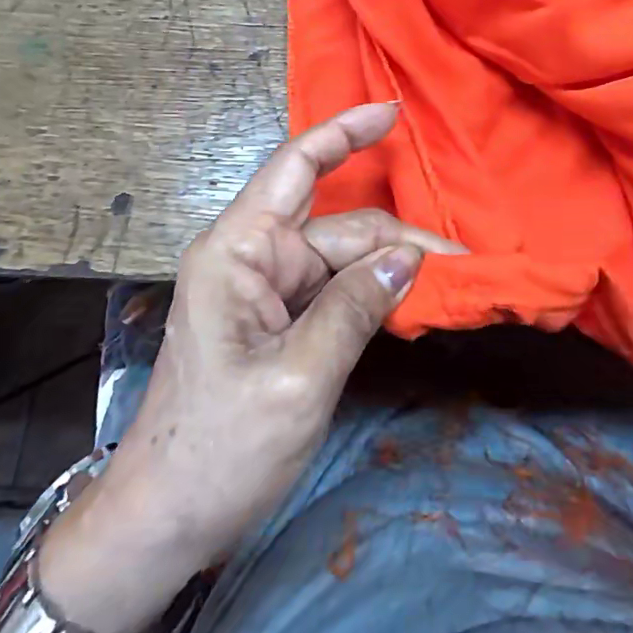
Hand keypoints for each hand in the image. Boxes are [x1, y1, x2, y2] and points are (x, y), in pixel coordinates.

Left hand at [37, 103, 464, 632]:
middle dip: (397, 237)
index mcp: (238, 251)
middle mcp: (252, 258)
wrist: (167, 520)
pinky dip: (372, 293)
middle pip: (337, 224)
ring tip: (451, 286)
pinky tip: (411, 302)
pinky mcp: (278, 322)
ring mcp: (265, 292)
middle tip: (464, 262)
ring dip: (391, 269)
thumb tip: (411, 257)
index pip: (295, 168)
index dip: (343, 132)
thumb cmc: (220, 448)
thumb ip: (355, 307)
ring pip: (342, 260)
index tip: (392, 111)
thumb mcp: (299, 377)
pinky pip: (334, 291)